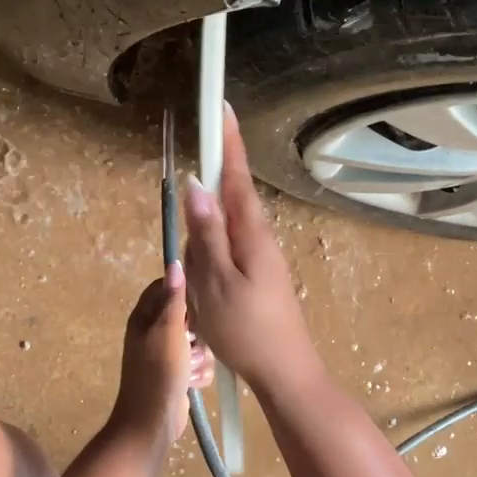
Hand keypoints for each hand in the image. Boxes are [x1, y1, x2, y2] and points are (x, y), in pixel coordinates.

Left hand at [108, 262, 214, 441]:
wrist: (151, 423)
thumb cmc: (158, 373)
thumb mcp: (168, 331)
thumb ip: (174, 298)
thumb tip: (175, 263)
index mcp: (145, 318)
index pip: (168, 288)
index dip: (186, 293)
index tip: (200, 304)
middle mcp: (154, 333)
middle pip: (188, 315)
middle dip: (198, 331)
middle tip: (195, 342)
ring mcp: (166, 356)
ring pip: (197, 341)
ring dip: (200, 355)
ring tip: (191, 367)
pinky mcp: (177, 375)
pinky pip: (198, 364)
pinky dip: (199, 372)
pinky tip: (194, 382)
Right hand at [182, 107, 321, 386]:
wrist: (284, 372)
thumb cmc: (247, 330)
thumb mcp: (217, 281)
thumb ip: (207, 233)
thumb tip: (196, 184)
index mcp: (250, 231)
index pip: (235, 174)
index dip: (227, 139)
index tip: (221, 104)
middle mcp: (258, 236)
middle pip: (227, 197)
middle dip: (206, 186)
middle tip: (192, 190)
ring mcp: (259, 257)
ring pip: (222, 228)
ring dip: (203, 232)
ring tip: (192, 258)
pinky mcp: (256, 275)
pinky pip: (225, 251)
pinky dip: (208, 254)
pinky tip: (201, 283)